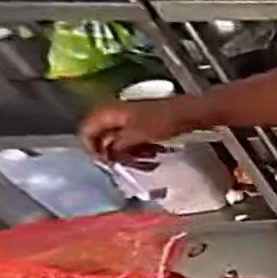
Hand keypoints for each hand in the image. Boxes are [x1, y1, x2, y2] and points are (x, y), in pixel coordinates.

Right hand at [78, 98, 203, 168]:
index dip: (93, 149)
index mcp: (106, 113)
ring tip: (151, 160)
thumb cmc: (162, 121)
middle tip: (136, 165)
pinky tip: (158, 153)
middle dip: (120, 155)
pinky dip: (145, 149)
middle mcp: (114, 115)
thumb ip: (117, 146)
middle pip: (106, 139)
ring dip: (135, 154)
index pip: (86, 131)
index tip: (108, 163)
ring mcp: (130, 120)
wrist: (190, 113)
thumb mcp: (137, 135)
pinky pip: (138, 140)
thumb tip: (107, 156)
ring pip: (124, 142)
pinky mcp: (145, 125)